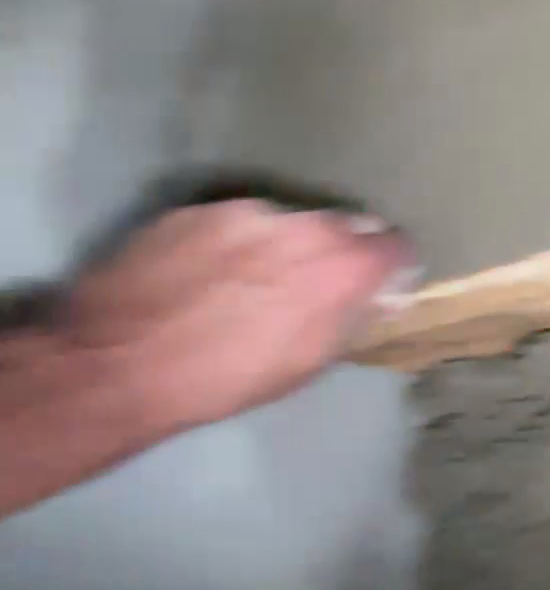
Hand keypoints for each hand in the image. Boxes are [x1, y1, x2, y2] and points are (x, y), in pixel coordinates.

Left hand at [59, 199, 416, 433]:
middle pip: (349, 224)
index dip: (393, 265)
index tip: (381, 283)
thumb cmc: (229, 377)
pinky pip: (238, 222)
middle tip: (318, 281)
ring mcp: (249, 214)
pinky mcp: (196, 212)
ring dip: (290, 243)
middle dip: (344, 249)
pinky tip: (210, 273)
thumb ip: (356, 314)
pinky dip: (238, 242)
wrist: (111, 367)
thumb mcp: (315, 358)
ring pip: (293, 221)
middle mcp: (309, 226)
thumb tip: (378, 295)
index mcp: (348, 265)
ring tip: (256, 277)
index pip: (399, 244)